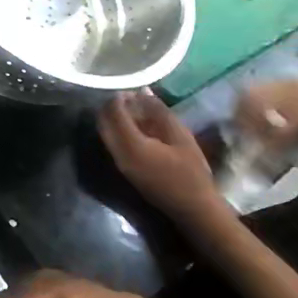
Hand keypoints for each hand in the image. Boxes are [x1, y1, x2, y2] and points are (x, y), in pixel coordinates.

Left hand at [98, 90, 218, 220]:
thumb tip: (143, 92)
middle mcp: (119, 156)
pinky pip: (115, 145)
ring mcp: (120, 165)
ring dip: (115, 119)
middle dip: (112, 108)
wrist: (193, 208)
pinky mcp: (125, 170)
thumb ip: (159, 112)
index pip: (114, 115)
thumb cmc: (191, 171)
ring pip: (107, 135)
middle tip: (130, 97)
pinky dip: (120, 131)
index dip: (118, 99)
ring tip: (136, 109)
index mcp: (132, 146)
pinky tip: (140, 126)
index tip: (130, 89)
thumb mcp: (180, 136)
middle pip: (104, 125)